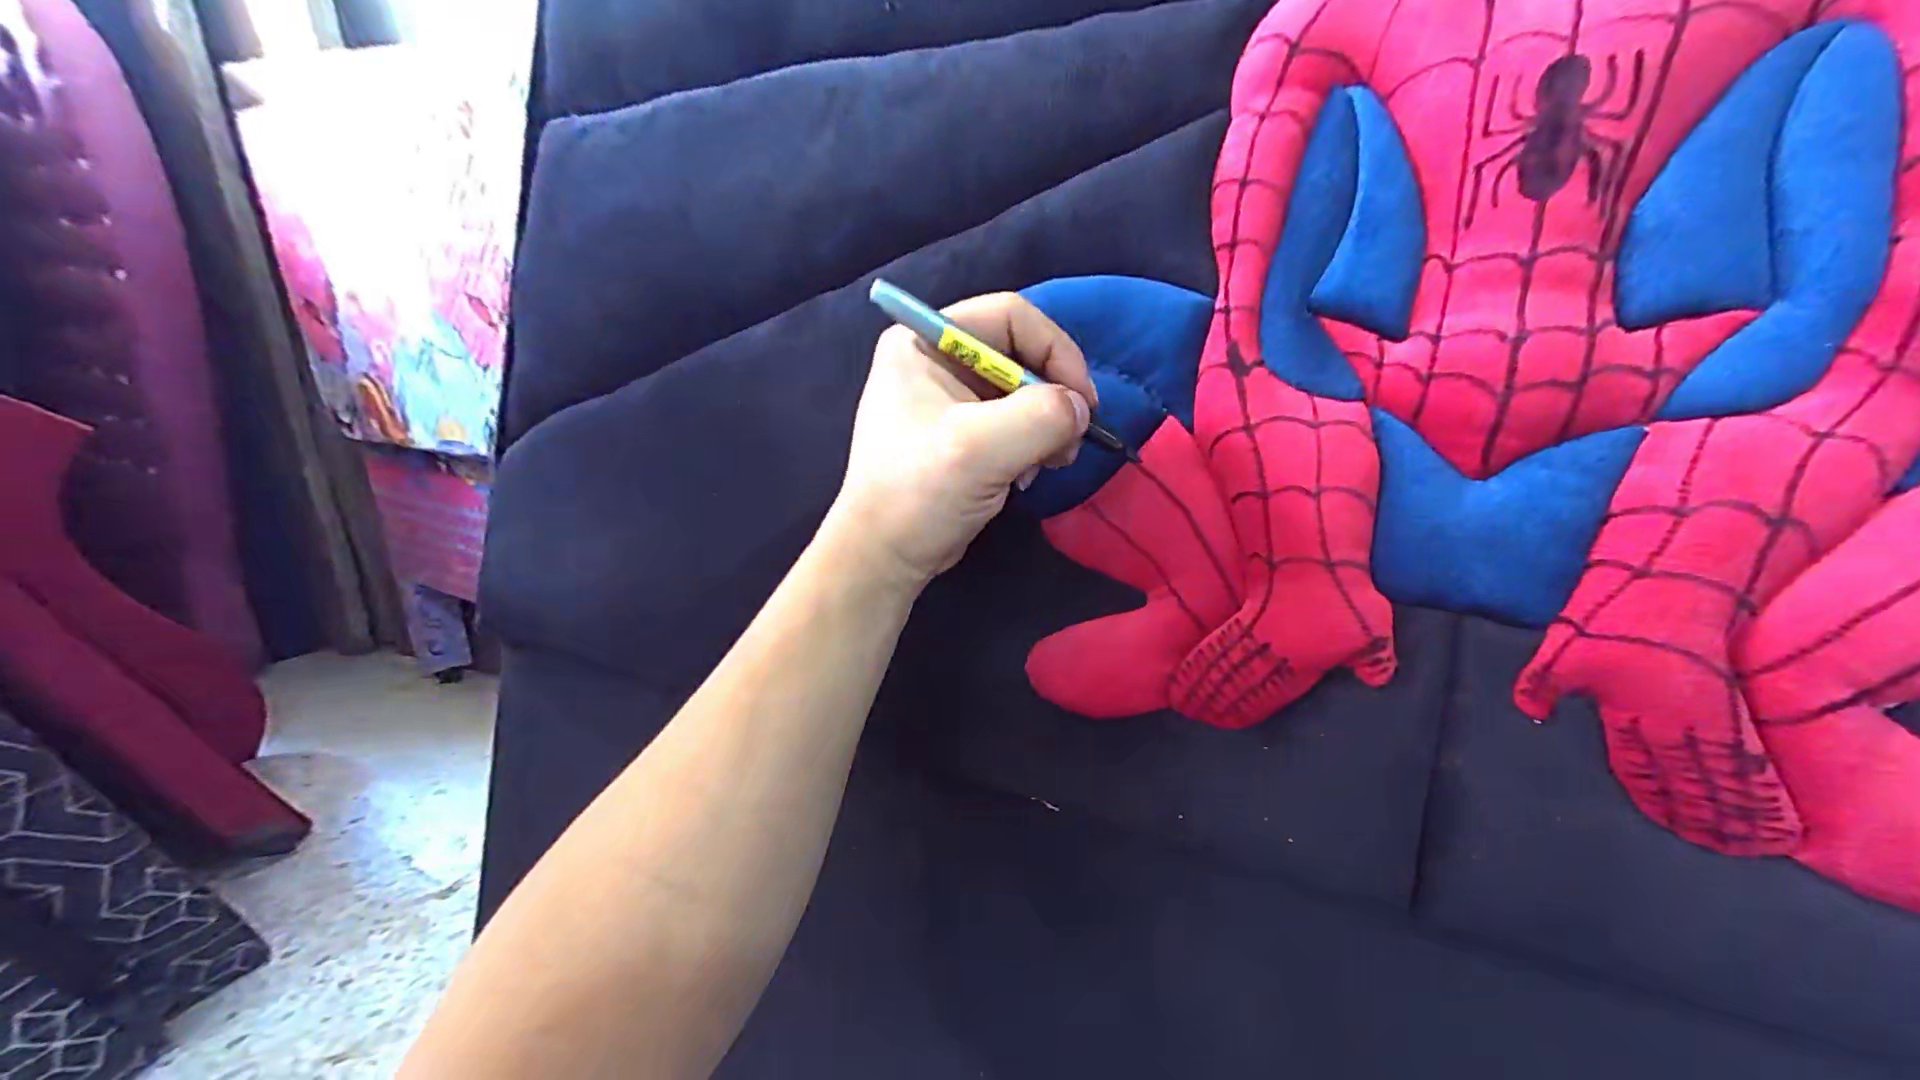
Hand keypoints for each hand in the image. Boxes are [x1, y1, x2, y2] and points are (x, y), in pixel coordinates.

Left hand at [823, 291, 1095, 591]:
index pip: (1010, 316)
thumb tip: (1079, 409)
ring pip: (1023, 393)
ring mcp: (948, 399)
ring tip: (1048, 463)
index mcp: (923, 342)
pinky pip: (1014, 423)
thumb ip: (1042, 416)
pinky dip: (1031, 446)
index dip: (1056, 350)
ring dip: (1046, 427)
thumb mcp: (981, 448)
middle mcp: (935, 360)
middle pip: (1021, 355)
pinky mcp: (961, 434)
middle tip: (1070, 441)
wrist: (885, 556)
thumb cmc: (919, 494)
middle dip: (1052, 398)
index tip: (1081, 400)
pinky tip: (1024, 476)